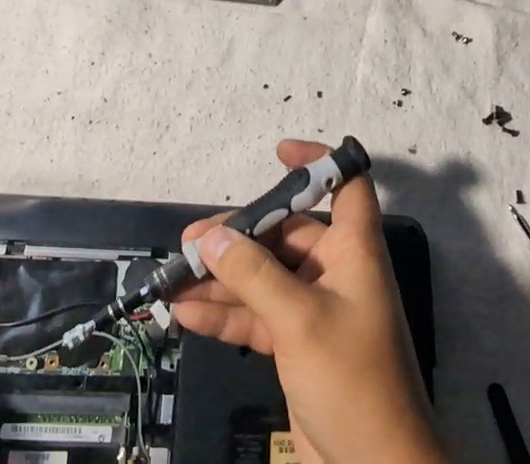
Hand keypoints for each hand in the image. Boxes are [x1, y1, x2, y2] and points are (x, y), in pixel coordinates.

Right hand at [173, 139, 447, 463]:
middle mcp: (334, 272)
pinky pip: (255, 316)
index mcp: (354, 252)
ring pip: (262, 277)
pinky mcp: (296, 344)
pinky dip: (224, 313)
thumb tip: (209, 236)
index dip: (320, 161)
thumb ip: (252, 274)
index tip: (278, 152)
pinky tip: (185, 313)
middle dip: (239, 236)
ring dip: (221, 277)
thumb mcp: (300, 320)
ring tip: (175, 277)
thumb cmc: (352, 378)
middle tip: (190, 242)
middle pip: (285, 235)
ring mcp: (313, 310)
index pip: (348, 187)